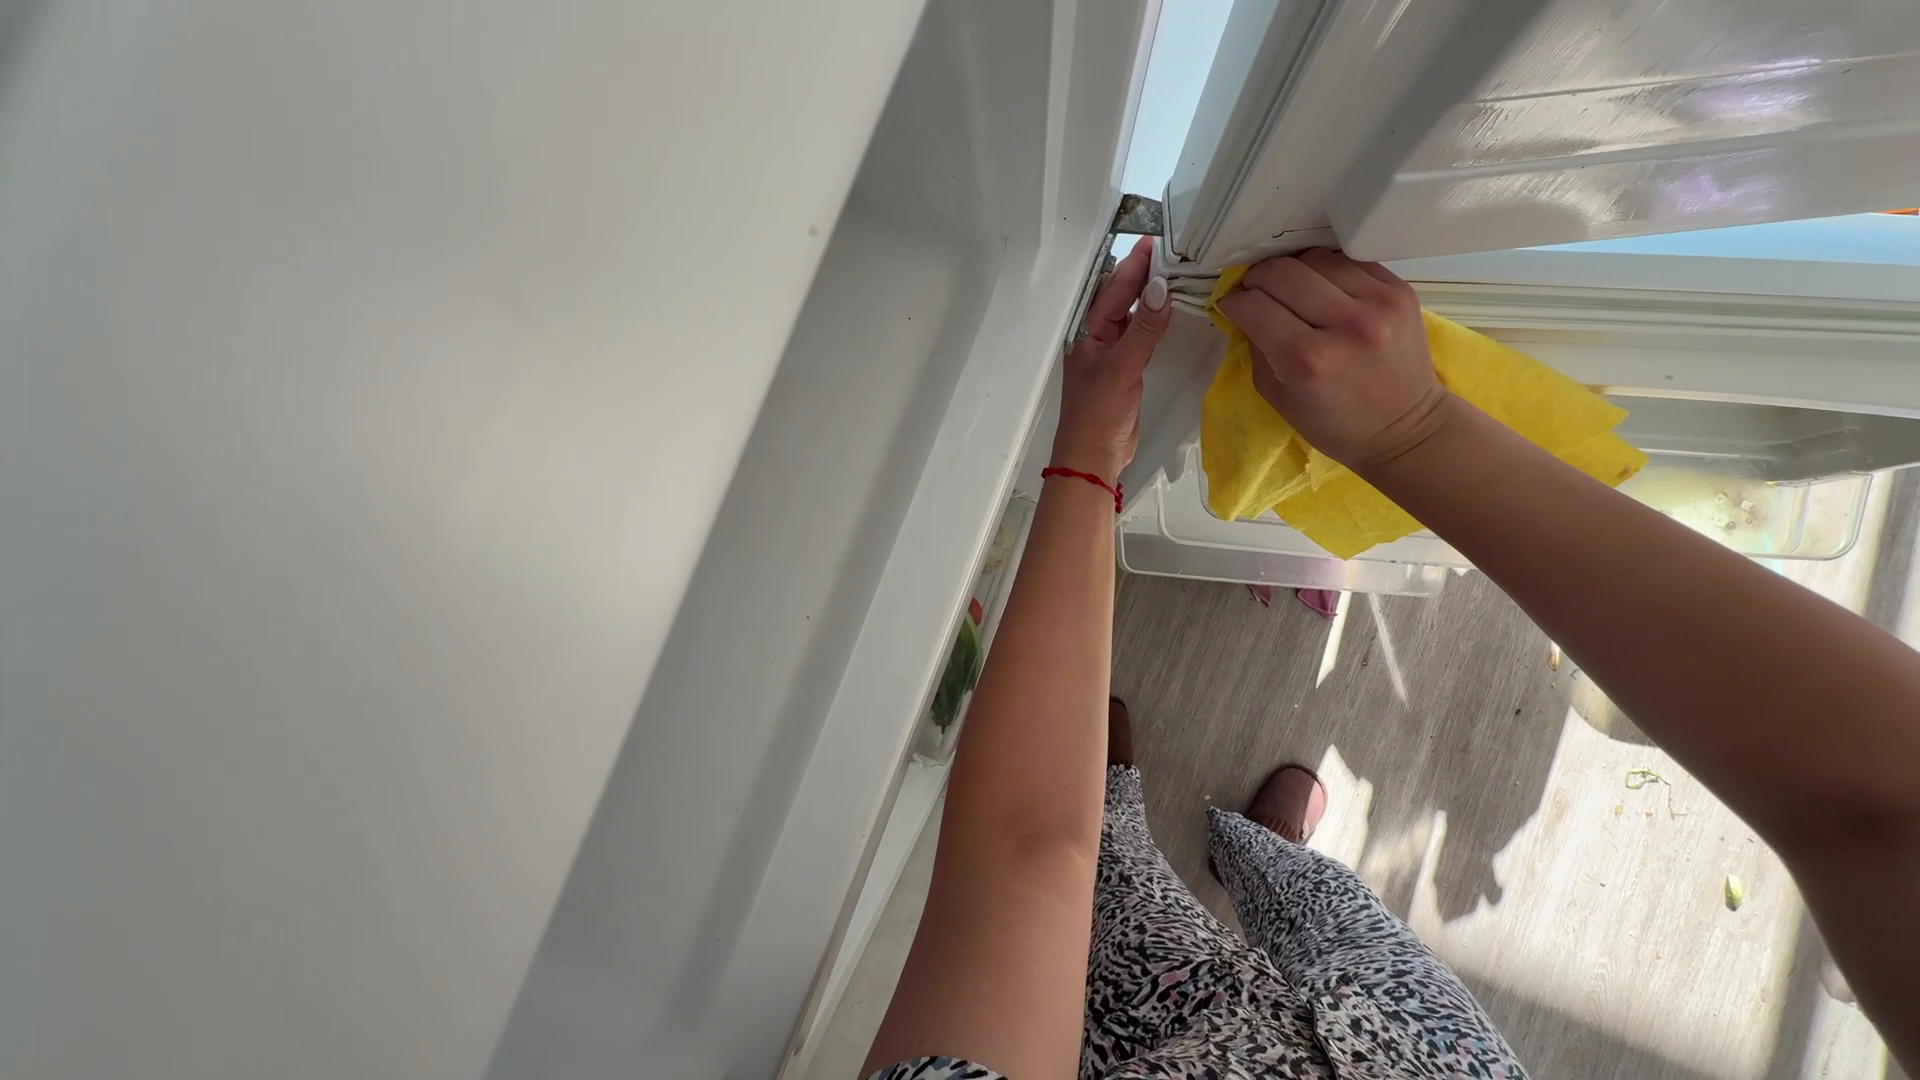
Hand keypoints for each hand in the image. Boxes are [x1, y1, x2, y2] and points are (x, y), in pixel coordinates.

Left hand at [1051, 235, 1172, 480]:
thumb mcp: (1122, 368)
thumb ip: (1143, 329)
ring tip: (1178, 269)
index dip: (1136, 263)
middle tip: (1176, 247)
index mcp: (1088, 332)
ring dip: (1152, 294)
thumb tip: (1162, 287)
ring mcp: (1111, 353)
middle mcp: (1097, 337)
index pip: (1115, 288)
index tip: (1160, 238)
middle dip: (1145, 272)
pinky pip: (1140, 334)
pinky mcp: (1125, 369)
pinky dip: (1155, 319)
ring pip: (1133, 314)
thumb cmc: (1099, 414)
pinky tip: (1170, 308)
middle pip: (1123, 296)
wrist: (1092, 457)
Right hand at [1217, 248, 1452, 469]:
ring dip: (1293, 270)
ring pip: (1314, 258)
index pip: (1254, 305)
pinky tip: (1322, 288)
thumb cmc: (1332, 423)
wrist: (1404, 428)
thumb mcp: (1276, 395)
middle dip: (1257, 278)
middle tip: (1255, 292)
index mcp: (1307, 359)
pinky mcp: (1400, 290)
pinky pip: (1349, 260)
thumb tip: (1244, 308)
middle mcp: (1344, 325)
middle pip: (1281, 272)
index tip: (1232, 305)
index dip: (1234, 301)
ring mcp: (1378, 303)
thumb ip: (1257, 347)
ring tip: (1291, 289)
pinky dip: (1326, 270)